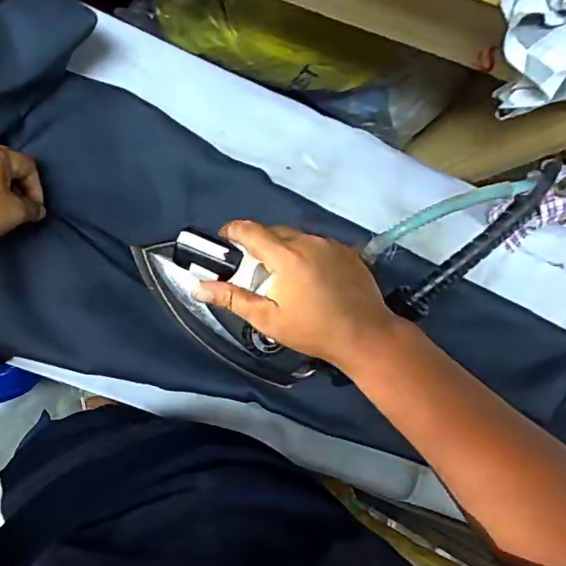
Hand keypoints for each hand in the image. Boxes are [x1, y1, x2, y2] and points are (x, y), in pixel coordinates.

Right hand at [194, 220, 409, 368]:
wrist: (366, 335)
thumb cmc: (312, 330)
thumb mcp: (267, 319)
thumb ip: (232, 299)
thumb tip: (199, 287)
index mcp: (286, 256)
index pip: (250, 230)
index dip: (232, 231)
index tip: (223, 241)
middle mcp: (308, 242)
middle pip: (273, 231)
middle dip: (257, 243)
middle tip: (251, 268)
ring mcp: (331, 244)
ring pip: (297, 237)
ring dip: (283, 248)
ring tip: (281, 275)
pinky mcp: (347, 251)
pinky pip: (317, 244)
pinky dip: (306, 253)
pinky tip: (308, 278)